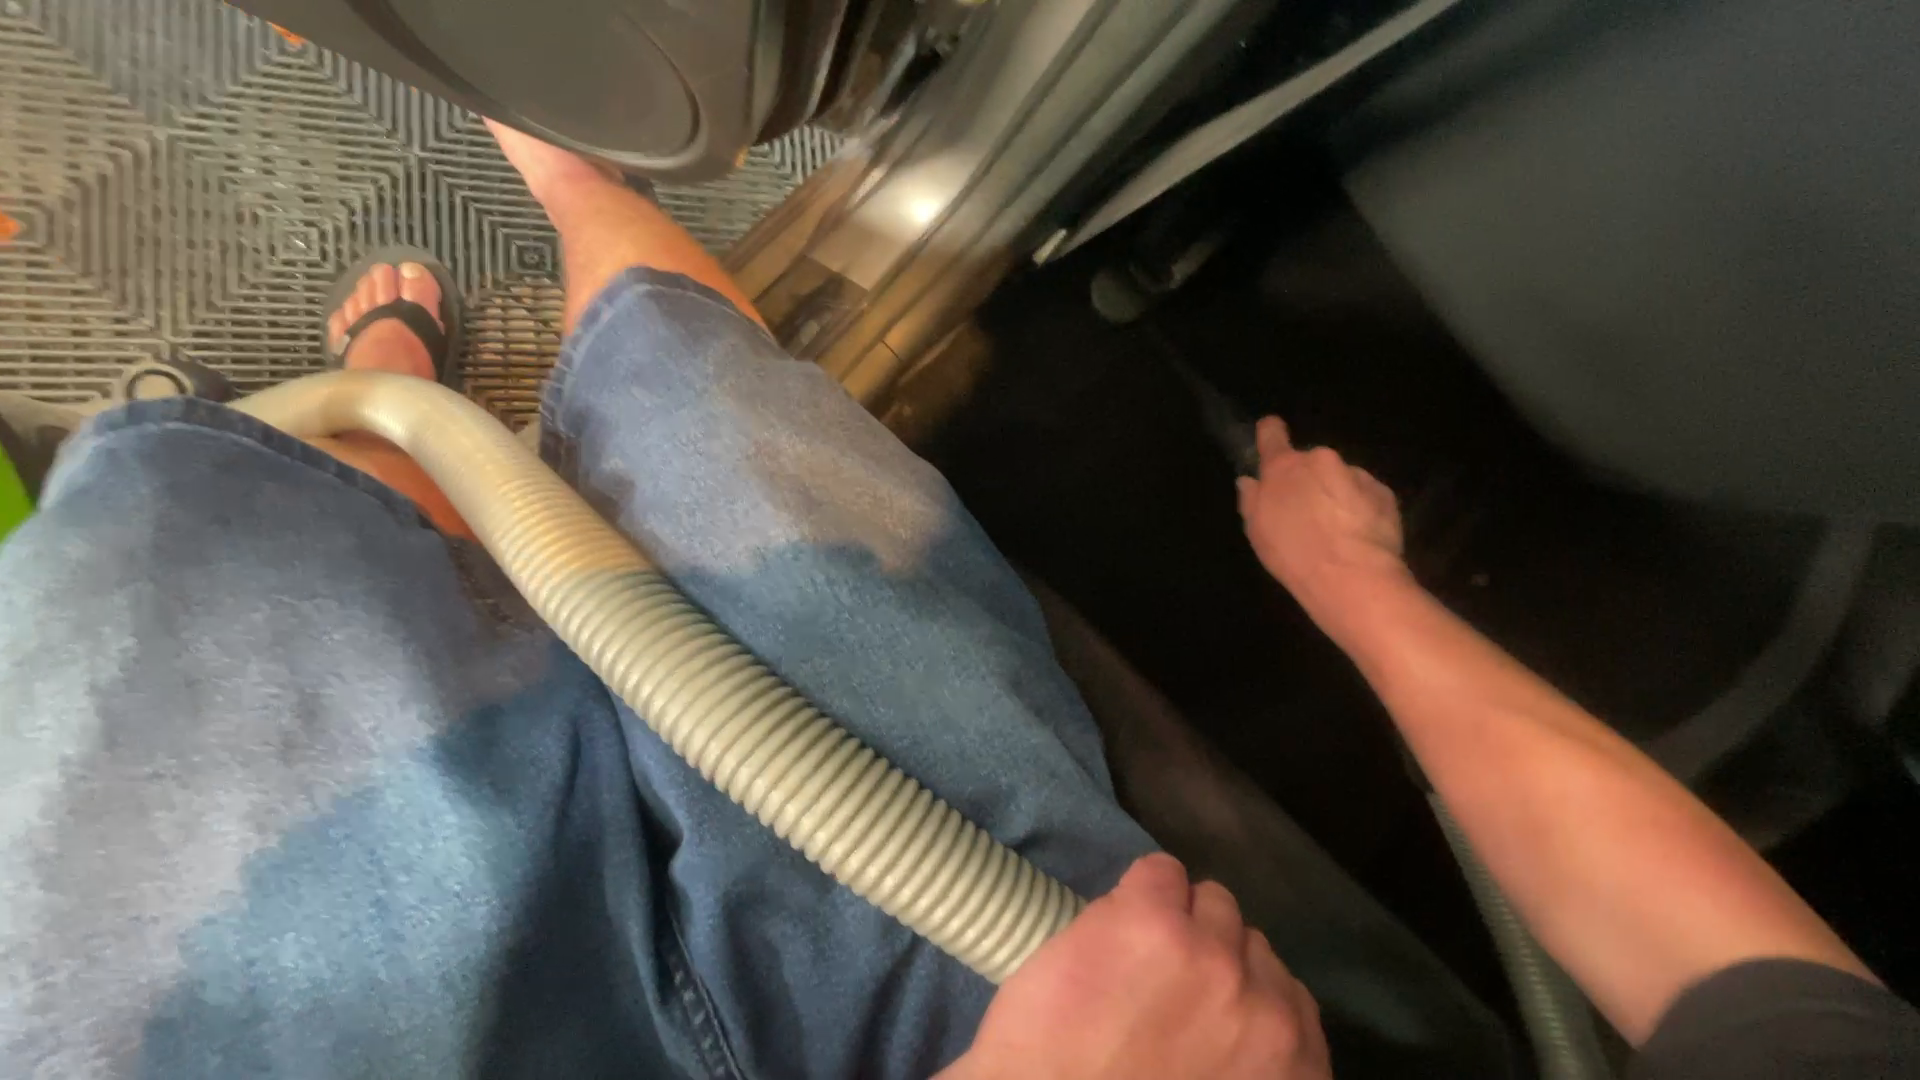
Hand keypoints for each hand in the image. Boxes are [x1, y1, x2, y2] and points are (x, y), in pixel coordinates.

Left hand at [939, 854, 1330, 1079]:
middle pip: (1251, 944)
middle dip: (1212, 956)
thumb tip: (1229, 1024)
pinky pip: (1162, 871)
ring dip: (1181, 918)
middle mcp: (1265, 1012)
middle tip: (1162, 982)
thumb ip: (1243, 1058)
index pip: (1291, 998)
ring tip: (1136, 948)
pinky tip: (1115, 920)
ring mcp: (1208, 957)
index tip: (1201, 1007)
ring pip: (1213, 901)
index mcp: (1290, 1067)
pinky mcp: (1149, 918)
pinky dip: (1145, 887)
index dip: (1238, 995)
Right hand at [1236, 416, 1406, 631]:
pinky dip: (1360, 509)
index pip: (1271, 433)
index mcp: (1284, 466)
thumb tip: (1250, 481)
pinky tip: (1356, 536)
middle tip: (1306, 513)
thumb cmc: (1293, 553)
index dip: (1269, 435)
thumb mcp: (1257, 531)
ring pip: (1340, 478)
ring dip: (1335, 495)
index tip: (1270, 438)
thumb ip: (1251, 499)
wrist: (1352, 576)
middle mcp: (1321, 460)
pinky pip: (1365, 494)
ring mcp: (1356, 474)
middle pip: (1310, 462)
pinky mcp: (1384, 492)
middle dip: (1308, 480)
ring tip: (1335, 531)